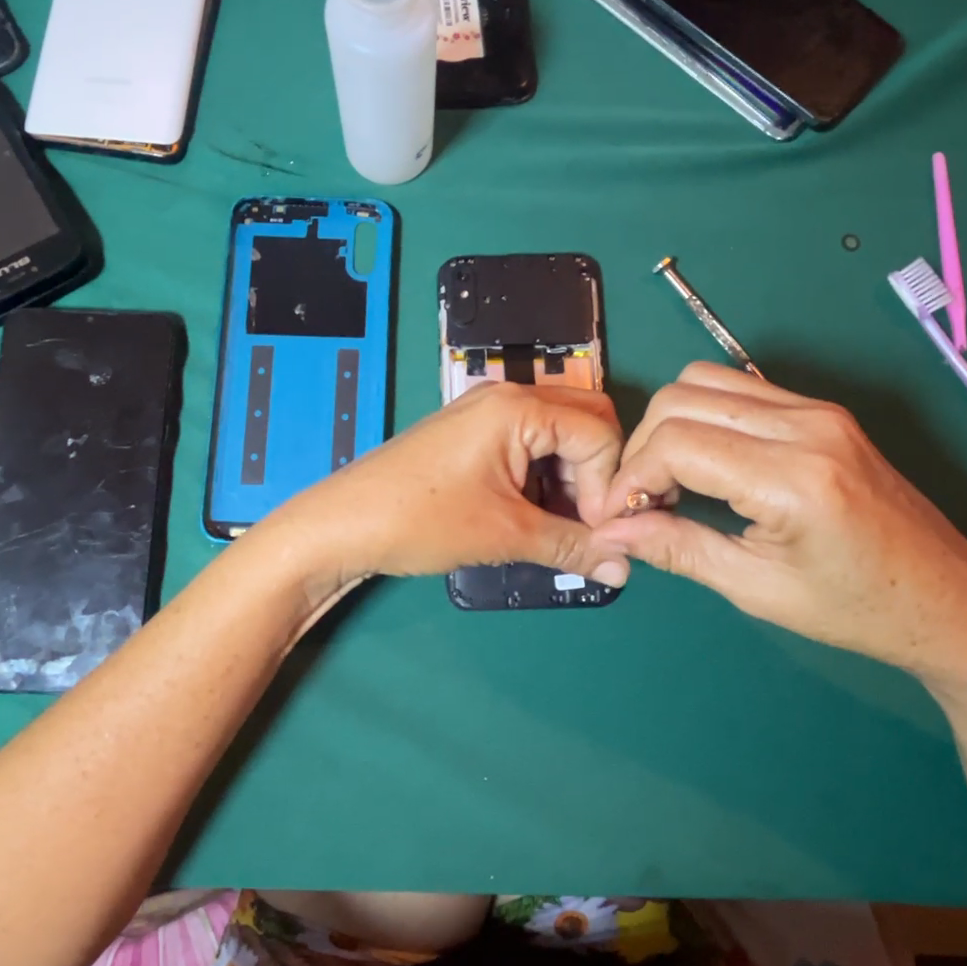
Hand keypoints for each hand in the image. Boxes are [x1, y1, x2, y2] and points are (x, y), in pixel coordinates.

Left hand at [263, 382, 631, 599]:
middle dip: (595, 476)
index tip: (595, 532)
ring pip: (558, 436)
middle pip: (585, 424)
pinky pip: (528, 444)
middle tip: (584, 525)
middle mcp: (507, 397)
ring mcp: (486, 413)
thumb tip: (624, 568)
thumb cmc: (422, 520)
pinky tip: (532, 516)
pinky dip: (542, 478)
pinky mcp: (472, 434)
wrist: (343, 525)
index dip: (607, 486)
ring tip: (557, 528)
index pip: (600, 434)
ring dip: (570, 480)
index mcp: (519, 407)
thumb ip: (572, 547)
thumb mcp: (505, 534)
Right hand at [592, 363, 966, 687]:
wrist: (949, 598)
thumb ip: (677, 549)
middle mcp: (805, 425)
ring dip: (669, 426)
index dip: (630, 477)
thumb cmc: (855, 610)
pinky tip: (706, 465)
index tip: (616, 516)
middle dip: (643, 449)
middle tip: (641, 503)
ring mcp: (817, 410)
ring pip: (704, 381)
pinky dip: (703, 418)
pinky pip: (738, 389)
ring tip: (669, 482)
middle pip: (681, 399)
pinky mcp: (822, 411)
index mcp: (792, 479)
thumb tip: (609, 531)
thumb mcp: (756, 589)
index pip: (676, 443)